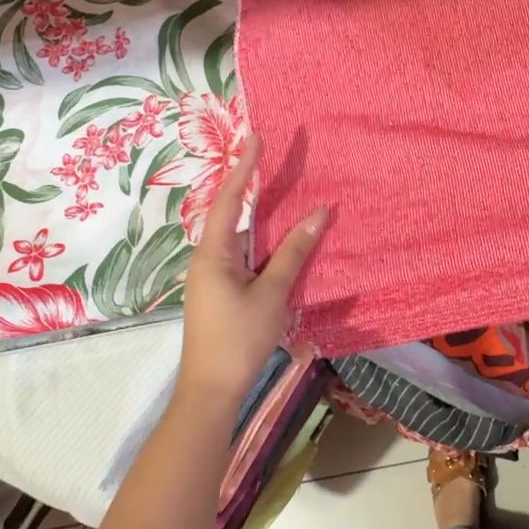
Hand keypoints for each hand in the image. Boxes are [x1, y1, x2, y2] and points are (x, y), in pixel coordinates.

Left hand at [176, 135, 325, 399]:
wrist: (211, 390)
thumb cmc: (239, 337)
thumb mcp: (271, 292)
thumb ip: (294, 251)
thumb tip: (319, 212)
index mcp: (213, 253)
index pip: (229, 198)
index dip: (244, 167)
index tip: (257, 138)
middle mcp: (208, 259)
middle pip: (233, 215)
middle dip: (252, 188)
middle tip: (274, 161)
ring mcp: (213, 278)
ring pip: (242, 239)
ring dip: (263, 221)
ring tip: (286, 198)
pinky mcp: (222, 294)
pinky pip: (244, 258)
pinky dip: (264, 246)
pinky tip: (282, 246)